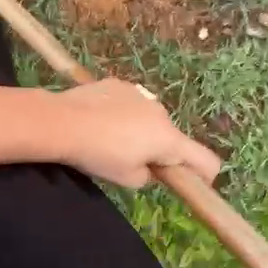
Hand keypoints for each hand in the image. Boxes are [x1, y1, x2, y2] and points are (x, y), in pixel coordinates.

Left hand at [51, 78, 221, 188]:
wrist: (62, 121)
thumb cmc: (98, 154)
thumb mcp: (128, 178)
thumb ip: (149, 175)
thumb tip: (149, 165)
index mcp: (168, 139)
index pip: (205, 160)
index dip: (204, 175)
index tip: (193, 183)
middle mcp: (161, 112)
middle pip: (172, 137)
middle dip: (160, 151)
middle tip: (132, 161)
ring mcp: (140, 94)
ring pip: (149, 118)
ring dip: (140, 130)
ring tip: (109, 139)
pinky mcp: (118, 84)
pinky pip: (129, 104)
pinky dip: (122, 113)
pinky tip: (99, 120)